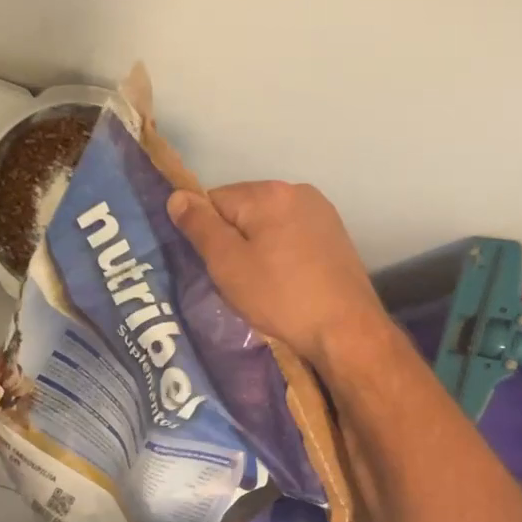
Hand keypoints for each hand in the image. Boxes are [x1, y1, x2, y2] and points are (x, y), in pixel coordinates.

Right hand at [167, 182, 390, 362]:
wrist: (345, 330)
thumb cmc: (279, 296)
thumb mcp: (228, 264)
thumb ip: (200, 226)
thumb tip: (177, 196)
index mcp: (268, 193)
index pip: (213, 199)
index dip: (205, 232)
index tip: (212, 265)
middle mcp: (297, 191)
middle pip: (242, 209)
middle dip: (231, 239)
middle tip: (233, 279)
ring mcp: (320, 212)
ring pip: (266, 224)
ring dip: (255, 247)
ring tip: (258, 284)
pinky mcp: (333, 236)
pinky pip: (289, 236)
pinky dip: (278, 254)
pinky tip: (283, 282)